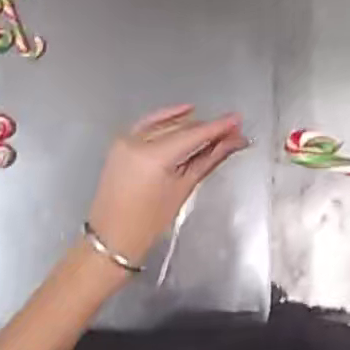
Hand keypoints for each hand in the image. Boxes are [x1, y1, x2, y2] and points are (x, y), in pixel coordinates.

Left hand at [86, 105, 246, 265]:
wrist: (112, 237)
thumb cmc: (148, 223)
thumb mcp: (182, 190)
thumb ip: (208, 159)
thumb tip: (232, 142)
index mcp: (153, 156)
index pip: (193, 135)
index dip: (218, 127)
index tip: (236, 119)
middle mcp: (137, 142)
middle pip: (180, 128)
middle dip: (207, 129)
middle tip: (233, 130)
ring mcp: (125, 141)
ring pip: (165, 125)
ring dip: (190, 125)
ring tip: (214, 129)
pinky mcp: (120, 144)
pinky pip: (148, 125)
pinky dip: (165, 119)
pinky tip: (184, 113)